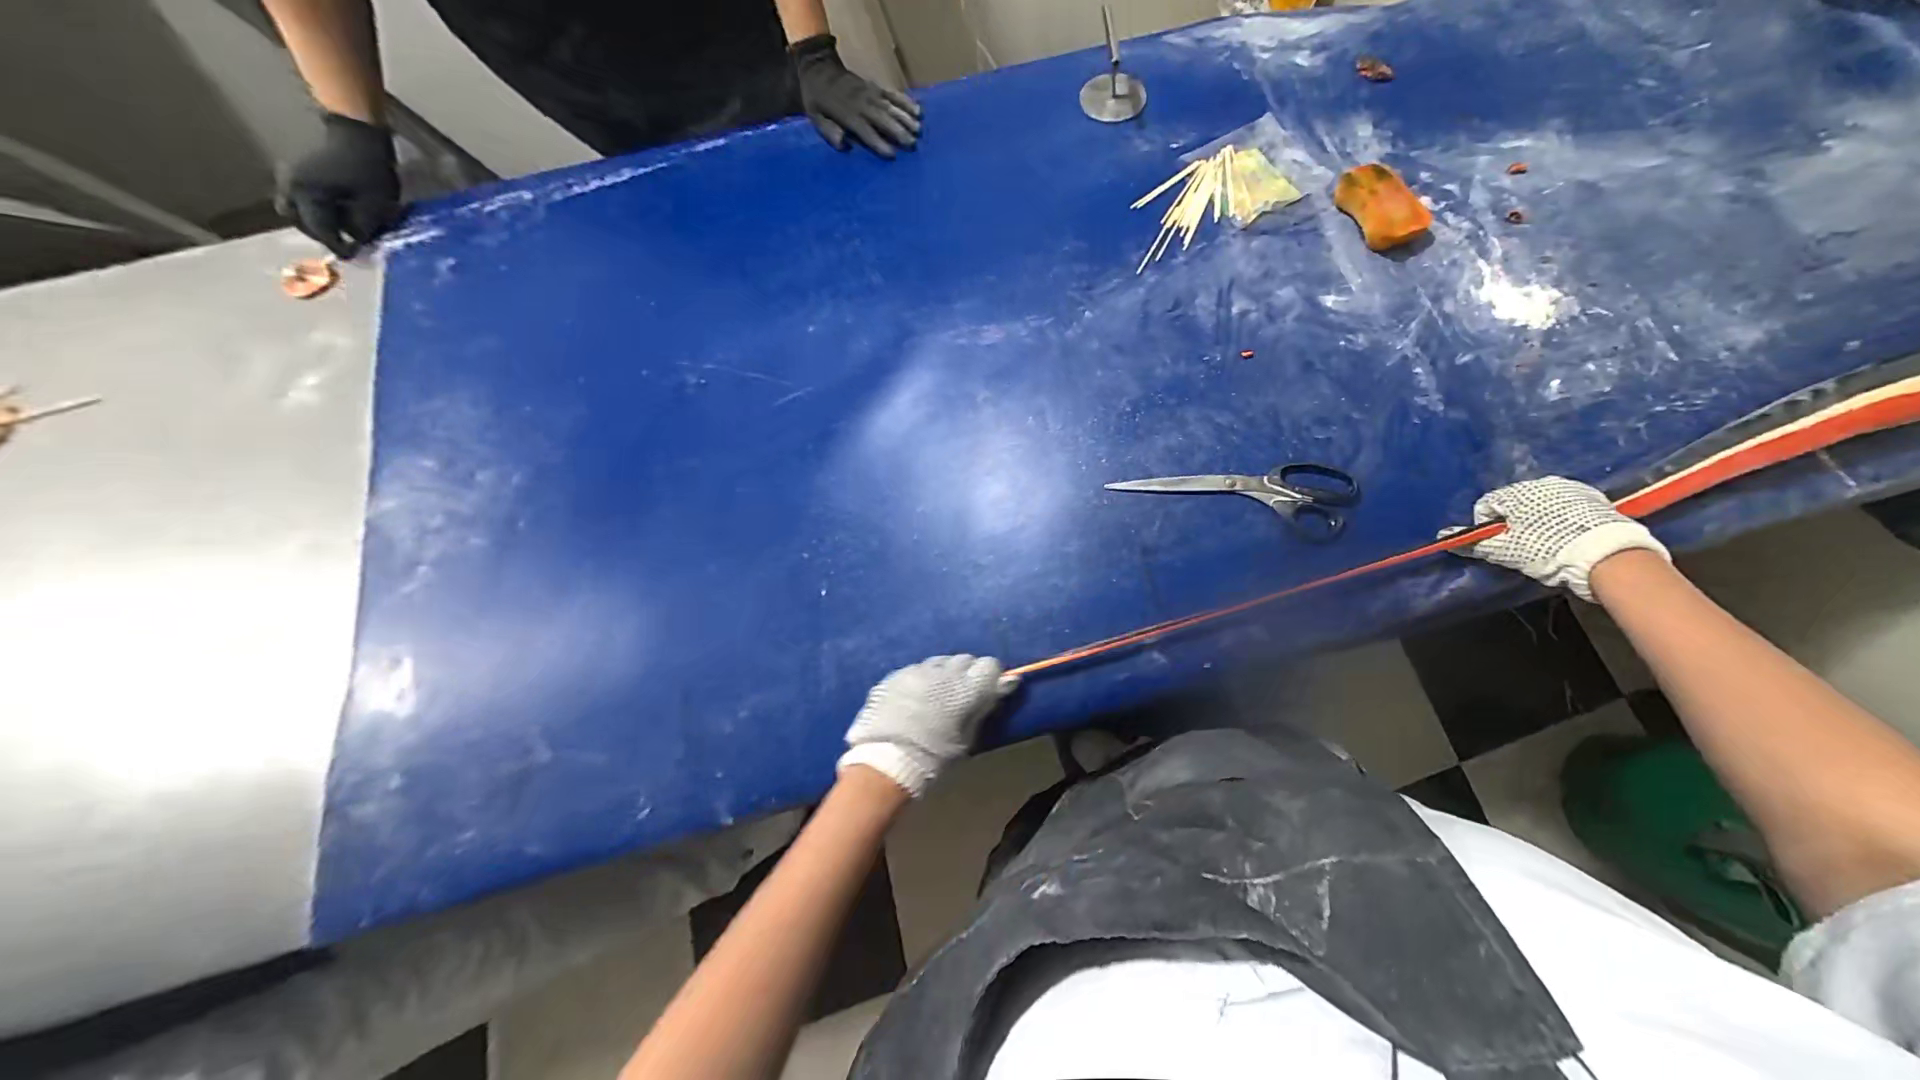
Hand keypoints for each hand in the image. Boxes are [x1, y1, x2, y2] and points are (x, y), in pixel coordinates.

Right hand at [281, 113, 400, 258]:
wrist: (358, 136)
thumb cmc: (370, 171)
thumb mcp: (374, 206)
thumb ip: (363, 228)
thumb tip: (356, 244)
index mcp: (307, 194)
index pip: (319, 230)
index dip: (338, 247)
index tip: (354, 257)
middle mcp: (290, 186)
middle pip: (300, 221)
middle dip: (322, 235)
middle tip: (346, 244)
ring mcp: (290, 178)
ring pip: (295, 210)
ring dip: (316, 223)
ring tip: (341, 231)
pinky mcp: (297, 174)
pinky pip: (298, 200)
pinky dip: (314, 211)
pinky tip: (335, 215)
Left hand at [790, 35, 921, 158]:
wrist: (817, 67)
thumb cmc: (816, 99)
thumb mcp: (815, 118)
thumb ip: (829, 131)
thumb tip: (844, 144)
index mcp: (846, 114)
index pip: (866, 131)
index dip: (879, 143)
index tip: (892, 155)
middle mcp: (861, 103)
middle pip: (883, 119)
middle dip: (898, 131)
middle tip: (913, 144)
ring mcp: (870, 93)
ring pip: (891, 106)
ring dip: (906, 117)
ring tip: (918, 129)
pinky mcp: (875, 86)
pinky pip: (892, 94)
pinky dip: (905, 101)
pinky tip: (917, 110)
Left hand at [839, 655, 1013, 795]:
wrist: (886, 761)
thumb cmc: (934, 757)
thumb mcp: (967, 737)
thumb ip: (982, 708)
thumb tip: (999, 687)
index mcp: (967, 687)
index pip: (990, 665)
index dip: (990, 677)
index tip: (988, 690)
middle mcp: (943, 670)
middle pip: (964, 659)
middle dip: (967, 673)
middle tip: (961, 695)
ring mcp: (917, 670)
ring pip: (939, 662)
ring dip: (942, 675)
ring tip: (936, 695)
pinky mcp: (895, 674)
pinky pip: (915, 670)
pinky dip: (921, 680)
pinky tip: (914, 699)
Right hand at [1448, 476, 1668, 600]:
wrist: (1608, 556)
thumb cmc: (1546, 550)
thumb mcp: (1505, 551)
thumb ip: (1474, 542)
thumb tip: (1444, 536)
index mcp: (1515, 493)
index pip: (1486, 505)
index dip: (1488, 526)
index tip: (1499, 543)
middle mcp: (1541, 483)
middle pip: (1515, 502)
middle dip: (1514, 520)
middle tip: (1522, 544)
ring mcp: (1570, 488)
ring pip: (1540, 503)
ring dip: (1537, 518)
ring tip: (1547, 540)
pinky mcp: (1594, 497)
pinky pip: (1565, 505)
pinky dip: (1561, 517)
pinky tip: (1567, 535)